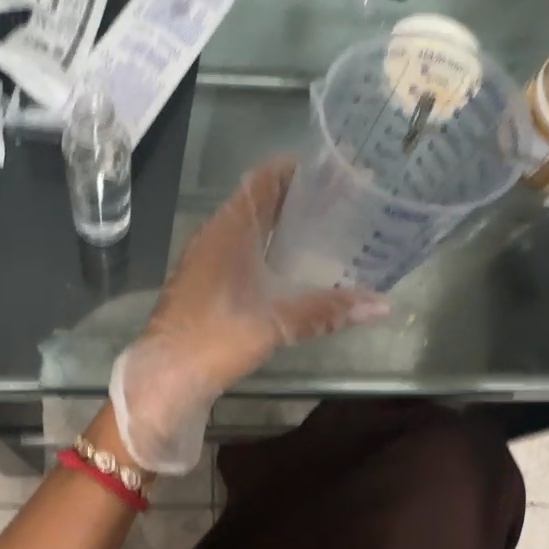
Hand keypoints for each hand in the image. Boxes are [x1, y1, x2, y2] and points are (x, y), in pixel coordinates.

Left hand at [109, 158, 390, 473]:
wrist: (165, 379)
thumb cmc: (216, 338)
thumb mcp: (277, 323)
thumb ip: (328, 310)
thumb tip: (383, 305)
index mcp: (227, 229)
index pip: (263, 180)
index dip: (296, 170)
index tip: (334, 170)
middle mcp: (214, 237)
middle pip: (259, 204)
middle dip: (298, 200)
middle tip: (343, 202)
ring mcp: (207, 263)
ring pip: (250, 231)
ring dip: (283, 229)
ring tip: (328, 232)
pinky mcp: (206, 288)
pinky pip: (243, 255)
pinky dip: (270, 254)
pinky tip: (295, 273)